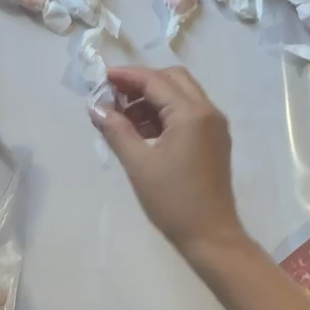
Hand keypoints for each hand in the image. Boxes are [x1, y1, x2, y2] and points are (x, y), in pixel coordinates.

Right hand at [89, 65, 248, 260]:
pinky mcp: (212, 140)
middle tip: (112, 96)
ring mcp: (213, 126)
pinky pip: (186, 113)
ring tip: (121, 117)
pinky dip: (163, 113)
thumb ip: (116, 130)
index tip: (100, 77)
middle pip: (172, 79)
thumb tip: (95, 108)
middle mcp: (208, 112)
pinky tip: (140, 131)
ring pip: (180, 95)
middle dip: (141, 83)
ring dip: (151, 98)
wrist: (209, 234)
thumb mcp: (138, 163)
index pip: (155, 81)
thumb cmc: (172, 199)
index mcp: (191, 114)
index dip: (126, 76)